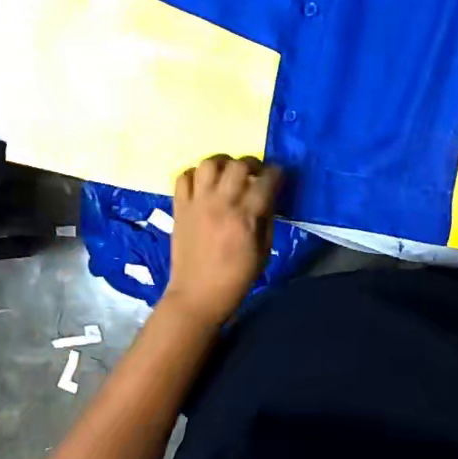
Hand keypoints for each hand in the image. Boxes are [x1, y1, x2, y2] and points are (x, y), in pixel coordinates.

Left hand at [162, 155, 281, 325]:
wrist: (197, 295)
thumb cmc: (235, 279)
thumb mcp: (263, 252)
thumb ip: (266, 220)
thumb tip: (268, 197)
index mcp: (245, 217)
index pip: (266, 181)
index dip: (276, 173)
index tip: (278, 175)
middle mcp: (220, 204)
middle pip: (238, 165)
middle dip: (251, 164)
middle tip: (254, 174)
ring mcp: (196, 203)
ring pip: (208, 164)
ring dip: (222, 163)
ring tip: (227, 174)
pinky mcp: (179, 208)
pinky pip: (183, 177)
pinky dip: (194, 175)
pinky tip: (203, 184)